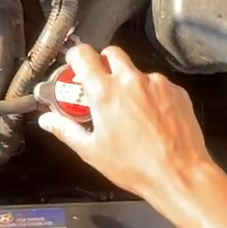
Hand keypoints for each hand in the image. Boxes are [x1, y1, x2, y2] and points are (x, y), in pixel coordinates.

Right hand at [38, 44, 226, 217]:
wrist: (181, 174)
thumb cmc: (133, 166)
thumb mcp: (92, 151)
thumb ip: (66, 129)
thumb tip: (45, 119)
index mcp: (105, 91)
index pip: (83, 54)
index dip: (75, 56)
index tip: (75, 67)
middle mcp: (131, 79)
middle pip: (111, 53)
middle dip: (103, 63)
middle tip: (101, 85)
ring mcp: (157, 83)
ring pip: (136, 71)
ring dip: (129, 83)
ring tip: (131, 112)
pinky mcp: (176, 91)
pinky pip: (157, 85)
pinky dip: (150, 95)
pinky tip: (152, 119)